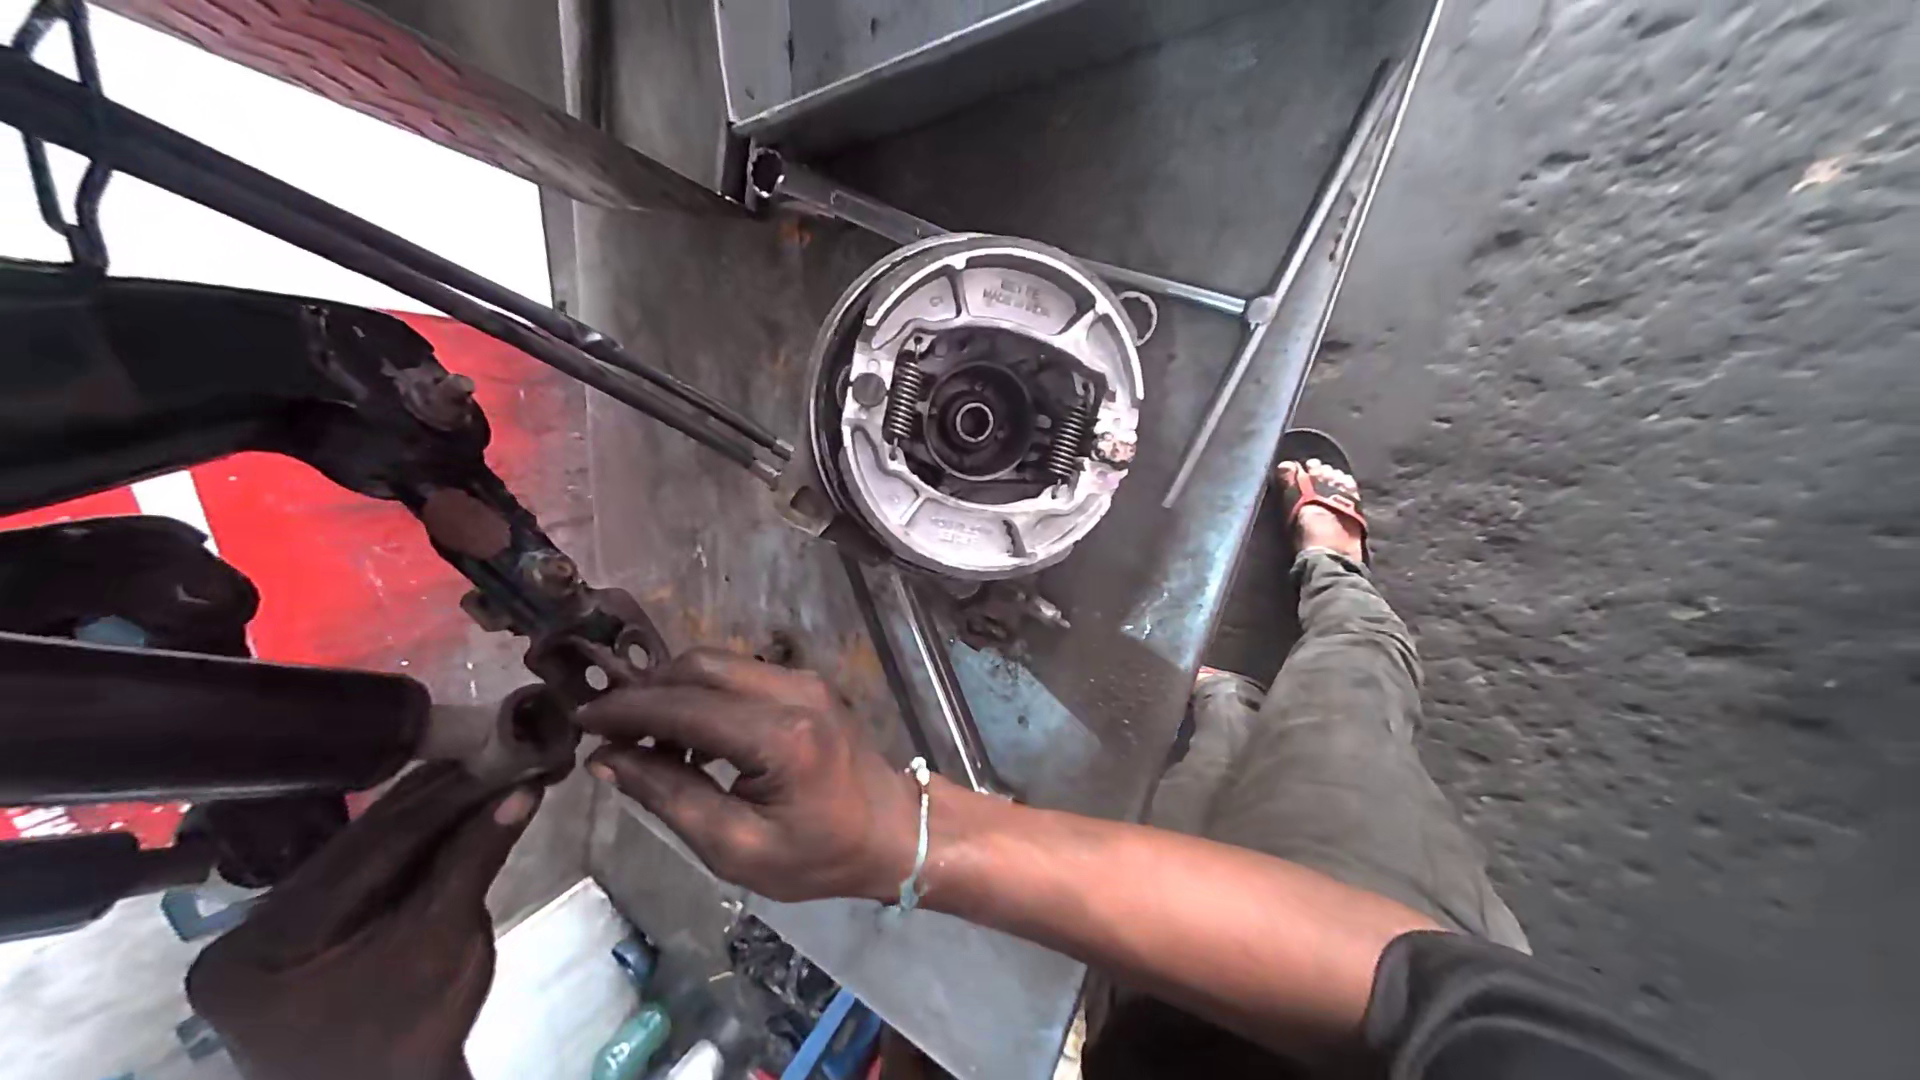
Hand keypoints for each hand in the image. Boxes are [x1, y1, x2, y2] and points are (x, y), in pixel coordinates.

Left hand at [186, 763, 541, 1079]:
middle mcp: (257, 921)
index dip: (447, 798)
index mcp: (262, 941)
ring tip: (500, 771)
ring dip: (444, 807)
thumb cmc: (412, 1031)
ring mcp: (286, 920)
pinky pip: (382, 862)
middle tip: (510, 756)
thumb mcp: (444, 943)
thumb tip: (526, 787)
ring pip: (378, 842)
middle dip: (447, 796)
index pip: (371, 846)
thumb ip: (475, 858)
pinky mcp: (320, 919)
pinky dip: (433, 833)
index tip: (506, 759)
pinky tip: (473, 804)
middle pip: (370, 839)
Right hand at [578, 648, 917, 903]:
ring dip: (676, 691)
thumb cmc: (820, 855)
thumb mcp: (737, 847)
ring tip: (647, 741)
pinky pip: (742, 674)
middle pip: (700, 665)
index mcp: (780, 736)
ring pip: (720, 663)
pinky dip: (706, 694)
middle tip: (612, 732)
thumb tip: (609, 759)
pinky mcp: (808, 683)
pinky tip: (692, 735)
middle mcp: (793, 691)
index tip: (581, 719)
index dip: (627, 710)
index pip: (684, 706)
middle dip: (648, 691)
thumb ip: (671, 796)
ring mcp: (805, 680)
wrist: (894, 829)